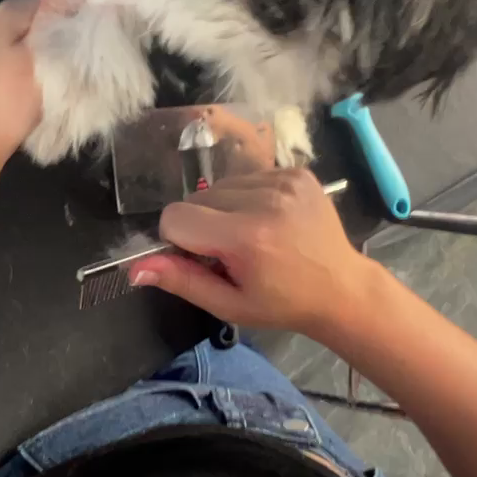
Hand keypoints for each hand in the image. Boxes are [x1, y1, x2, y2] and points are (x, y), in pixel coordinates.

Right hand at [127, 170, 380, 335]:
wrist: (341, 288)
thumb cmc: (282, 303)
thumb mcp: (229, 304)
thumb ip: (182, 280)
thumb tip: (134, 268)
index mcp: (247, 237)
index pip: (176, 217)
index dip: (179, 240)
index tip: (202, 258)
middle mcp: (266, 200)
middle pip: (197, 198)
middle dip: (203, 225)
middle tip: (233, 252)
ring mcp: (285, 181)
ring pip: (221, 185)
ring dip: (225, 209)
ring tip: (253, 236)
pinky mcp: (298, 172)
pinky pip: (249, 176)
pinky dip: (250, 197)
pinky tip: (270, 221)